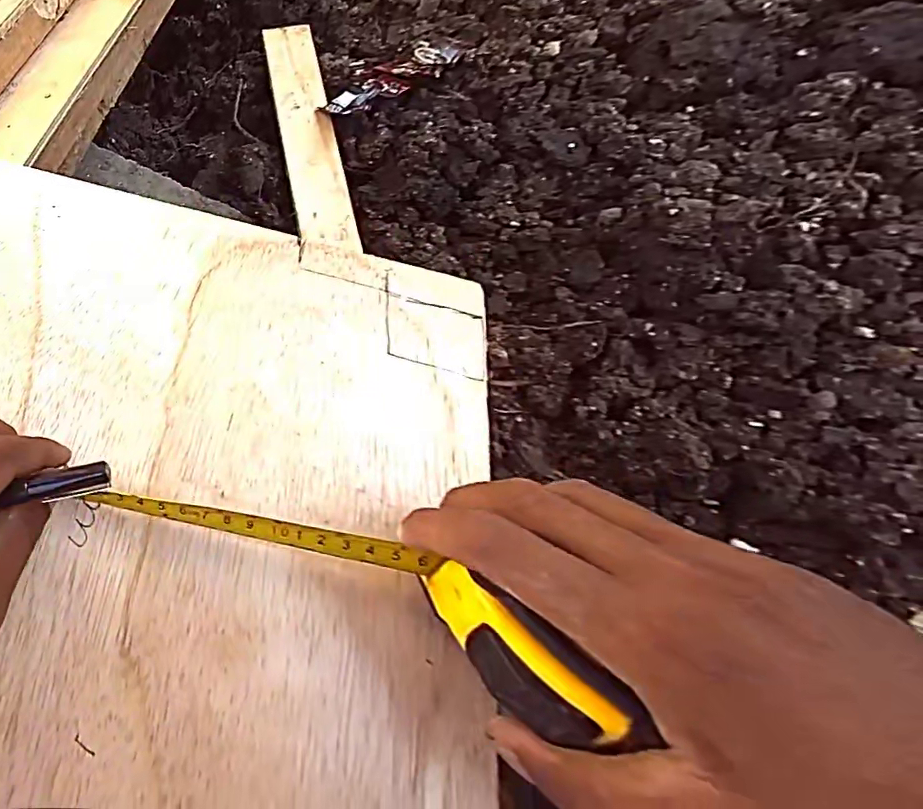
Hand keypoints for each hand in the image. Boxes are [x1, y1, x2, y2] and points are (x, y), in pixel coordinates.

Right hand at [402, 478, 922, 807]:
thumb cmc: (860, 808)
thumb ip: (581, 778)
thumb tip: (509, 734)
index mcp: (651, 636)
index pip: (505, 550)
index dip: (442, 531)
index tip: (412, 532)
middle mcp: (679, 580)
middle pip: (532, 501)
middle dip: (468, 504)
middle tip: (443, 529)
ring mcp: (725, 564)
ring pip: (581, 497)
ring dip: (522, 505)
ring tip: (503, 538)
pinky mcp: (762, 566)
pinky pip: (641, 519)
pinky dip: (584, 522)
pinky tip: (592, 567)